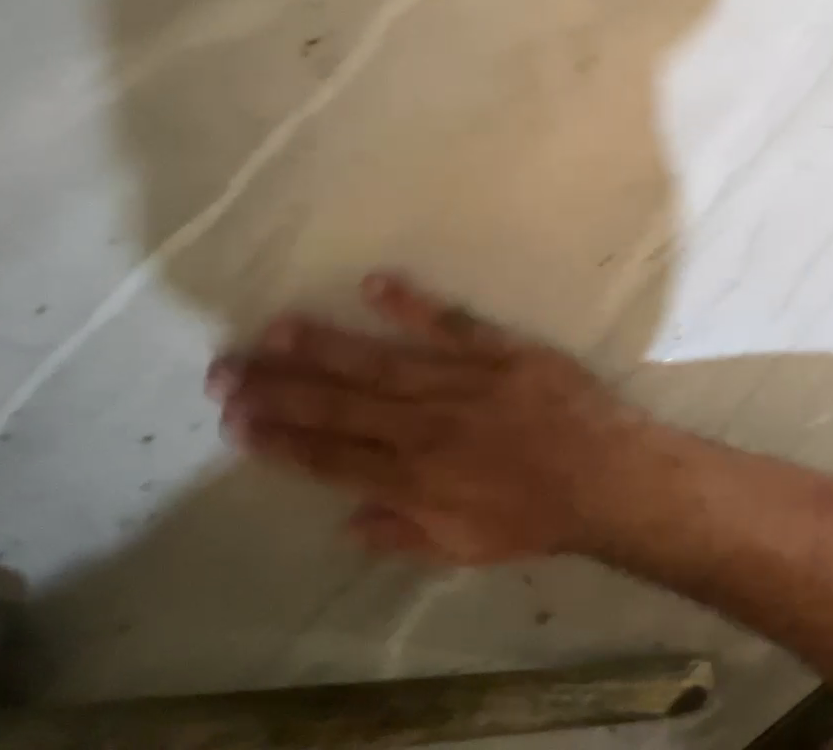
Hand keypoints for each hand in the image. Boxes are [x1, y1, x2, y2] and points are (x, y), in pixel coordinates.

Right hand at [206, 273, 646, 563]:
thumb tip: (346, 524)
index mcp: (412, 479)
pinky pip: (452, 325)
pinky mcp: (504, 354)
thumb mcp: (467, 548)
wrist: (607, 476)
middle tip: (226, 369)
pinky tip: (376, 284)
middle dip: (280, 388)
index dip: (280, 439)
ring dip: (327, 346)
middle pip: (340, 405)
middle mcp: (425, 427)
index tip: (237, 421)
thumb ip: (403, 536)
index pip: (329, 457)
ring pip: (381, 362)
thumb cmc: (540, 517)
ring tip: (278, 328)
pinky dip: (414, 306)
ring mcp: (464, 384)